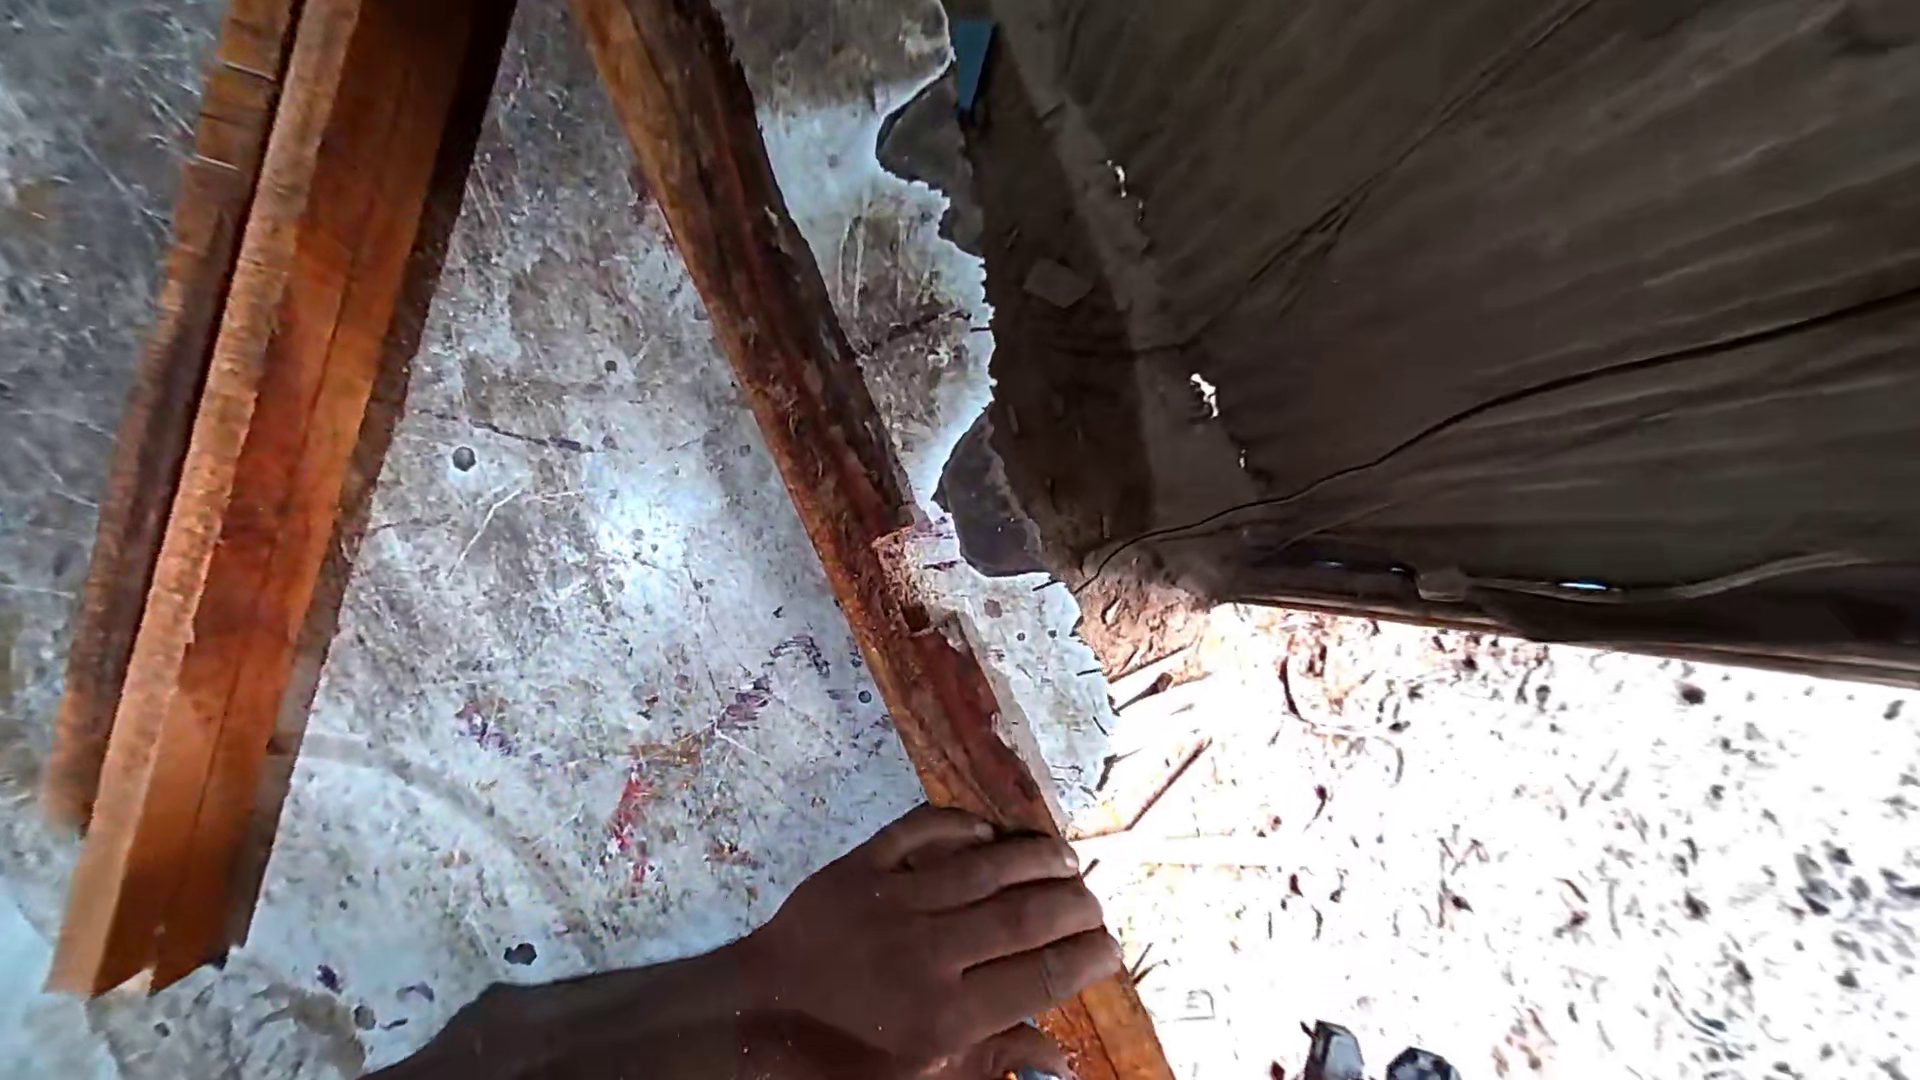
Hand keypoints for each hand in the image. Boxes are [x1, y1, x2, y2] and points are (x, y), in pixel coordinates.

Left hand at [742, 804, 1123, 1077]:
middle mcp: (928, 951)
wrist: (760, 1007)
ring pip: (983, 866)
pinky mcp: (863, 862)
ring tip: (1066, 854)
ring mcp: (894, 897)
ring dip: (1032, 856)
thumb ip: (989, 1062)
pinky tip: (987, 828)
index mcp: (944, 1015)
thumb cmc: (844, 1053)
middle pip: (1021, 917)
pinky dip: (957, 823)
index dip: (1084, 958)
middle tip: (1095, 896)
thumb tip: (1062, 1056)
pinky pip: (920, 829)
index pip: (1037, 979)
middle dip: (1071, 903)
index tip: (1111, 944)